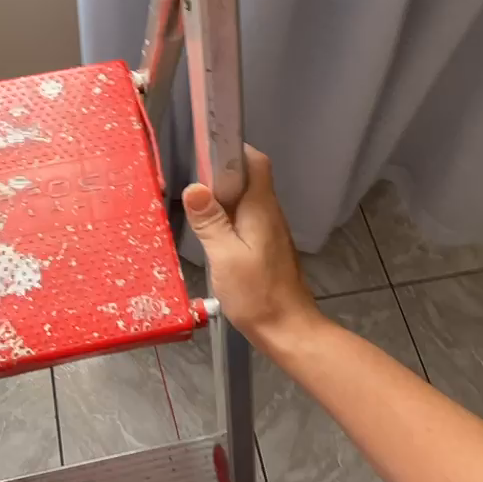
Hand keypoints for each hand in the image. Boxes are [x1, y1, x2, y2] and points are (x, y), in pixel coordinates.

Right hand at [183, 145, 323, 347]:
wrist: (288, 331)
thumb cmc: (257, 295)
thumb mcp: (225, 257)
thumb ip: (210, 221)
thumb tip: (194, 187)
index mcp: (260, 208)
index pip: (254, 161)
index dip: (232, 150)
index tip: (206, 153)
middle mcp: (269, 212)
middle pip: (248, 178)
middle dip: (221, 176)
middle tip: (194, 188)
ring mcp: (270, 229)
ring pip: (246, 199)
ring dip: (223, 199)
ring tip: (198, 211)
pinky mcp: (266, 245)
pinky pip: (246, 218)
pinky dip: (228, 218)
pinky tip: (212, 235)